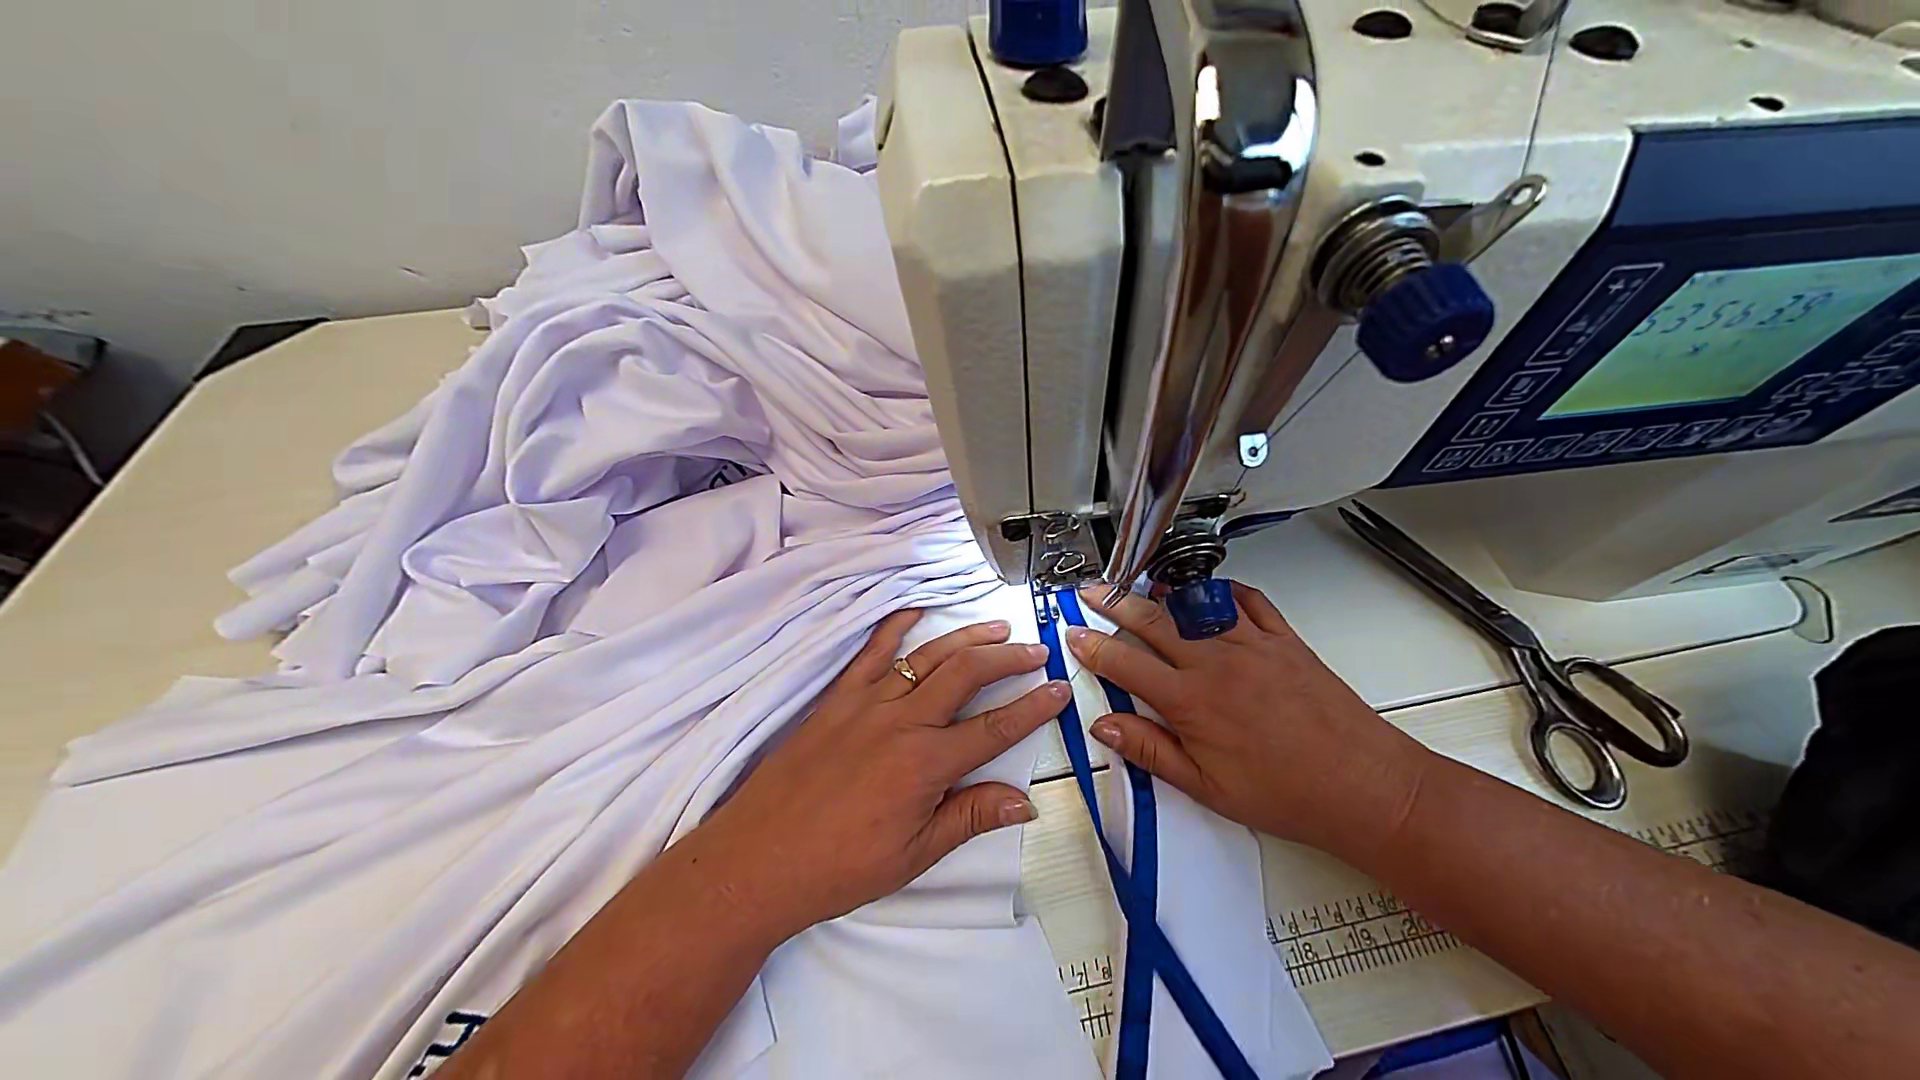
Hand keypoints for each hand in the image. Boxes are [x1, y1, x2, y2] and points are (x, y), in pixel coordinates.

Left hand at [683, 609, 1068, 940]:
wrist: (757, 858)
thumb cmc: (838, 866)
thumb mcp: (913, 853)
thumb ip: (969, 817)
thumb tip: (1023, 803)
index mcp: (925, 764)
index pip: (995, 727)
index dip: (1034, 707)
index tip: (1059, 690)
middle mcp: (901, 722)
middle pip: (967, 675)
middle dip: (1008, 659)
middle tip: (1036, 651)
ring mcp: (865, 704)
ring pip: (927, 657)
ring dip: (966, 638)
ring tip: (996, 629)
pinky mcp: (836, 699)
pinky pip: (869, 653)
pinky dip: (893, 627)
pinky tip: (913, 611)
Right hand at [1067, 583, 1432, 861]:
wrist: (1366, 788)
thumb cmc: (1292, 793)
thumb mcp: (1206, 786)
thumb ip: (1150, 750)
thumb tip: (1109, 728)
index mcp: (1192, 702)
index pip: (1125, 663)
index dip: (1093, 647)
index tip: (1076, 636)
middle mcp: (1218, 665)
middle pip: (1152, 621)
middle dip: (1115, 603)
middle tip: (1095, 592)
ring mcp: (1252, 647)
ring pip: (1194, 605)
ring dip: (1163, 592)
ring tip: (1143, 587)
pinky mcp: (1285, 642)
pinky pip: (1249, 602)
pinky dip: (1225, 591)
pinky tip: (1213, 593)